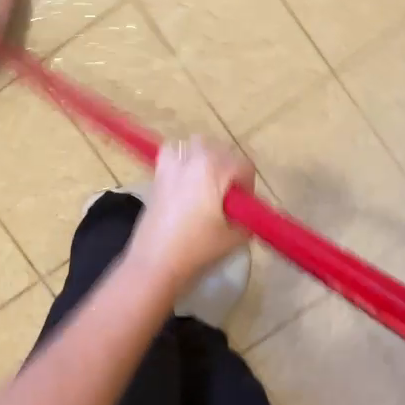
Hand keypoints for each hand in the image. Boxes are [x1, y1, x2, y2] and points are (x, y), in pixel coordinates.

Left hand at [130, 136, 252, 286]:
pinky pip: (173, 152)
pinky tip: (184, 180)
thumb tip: (249, 212)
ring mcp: (173, 163)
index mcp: (216, 169)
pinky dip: (182, 158)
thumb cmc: (198, 247)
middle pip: (221, 151)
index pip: (244, 165)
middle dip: (229, 170)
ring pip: (197, 145)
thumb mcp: (235, 237)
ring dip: (206, 158)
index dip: (248, 185)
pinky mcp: (157, 173)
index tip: (243, 206)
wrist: (156, 259)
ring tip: (207, 184)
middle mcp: (195, 158)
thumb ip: (249, 219)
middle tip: (228, 197)